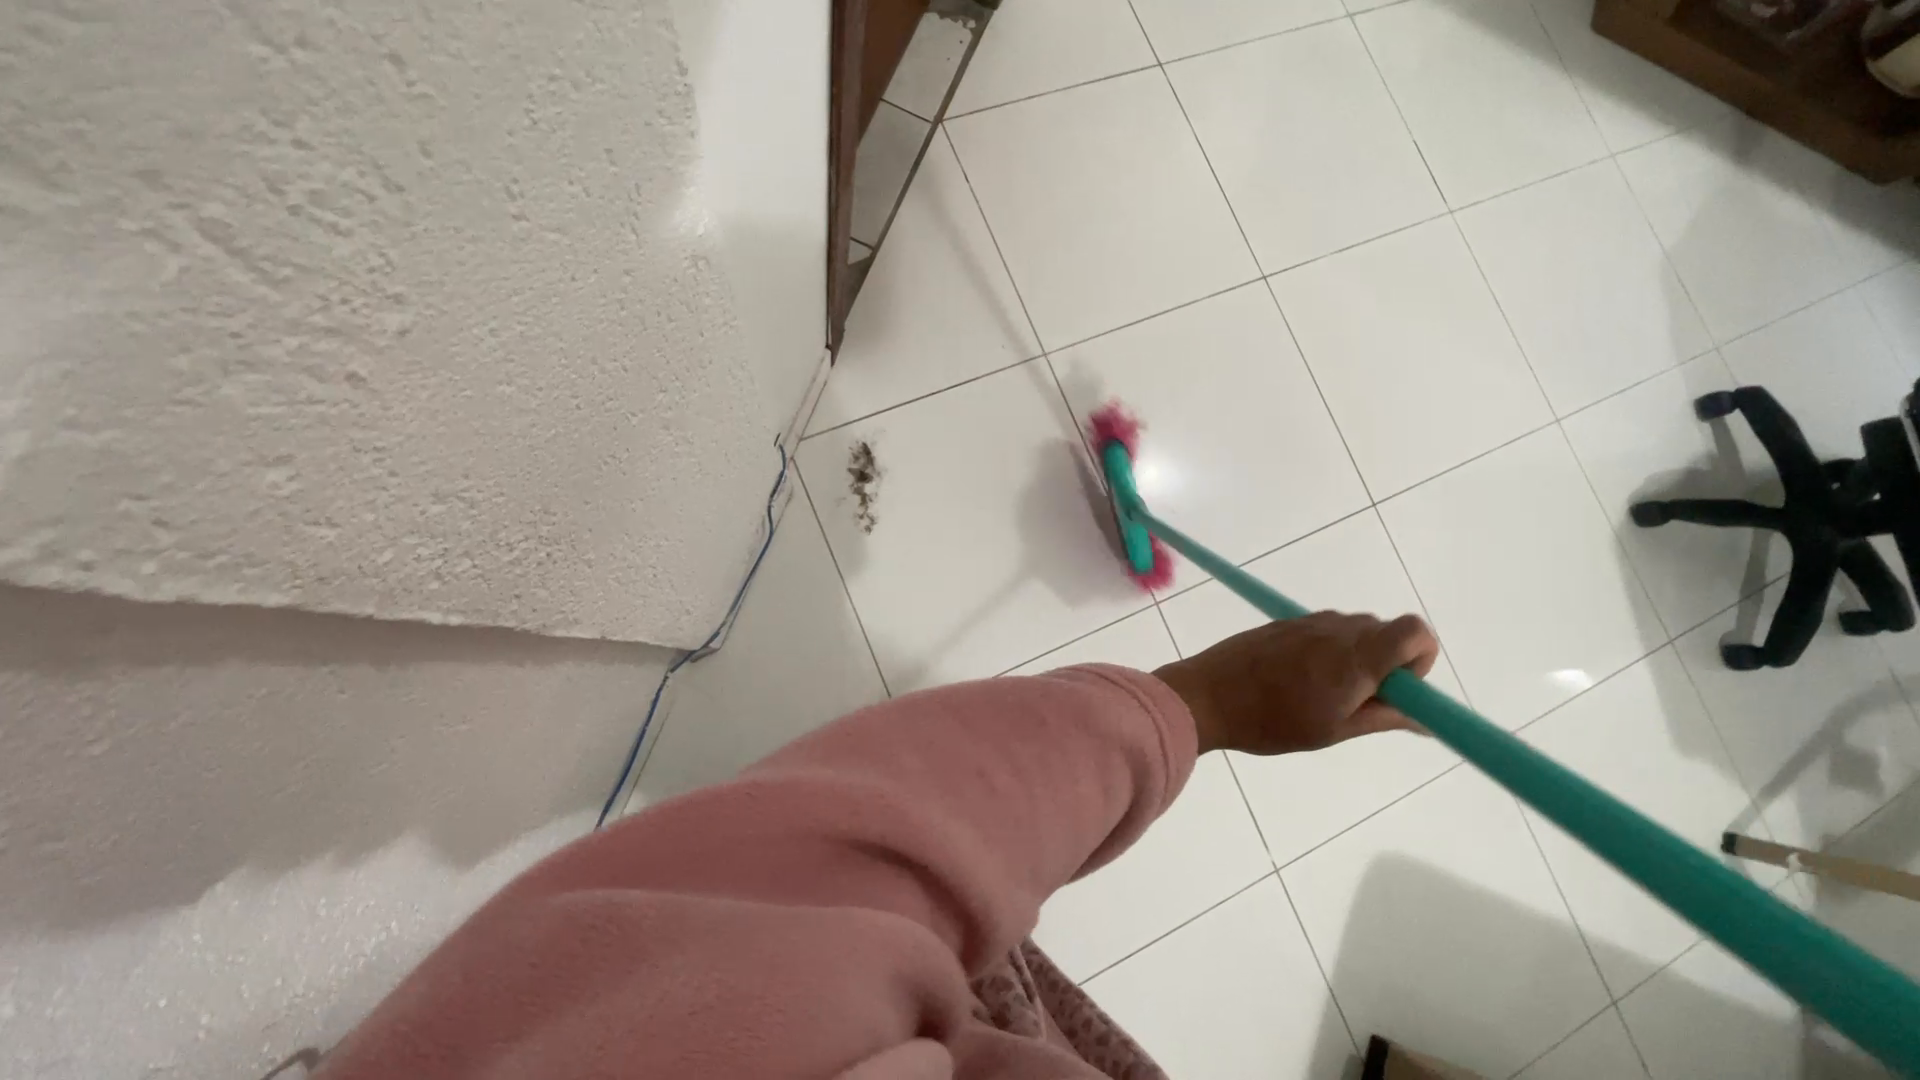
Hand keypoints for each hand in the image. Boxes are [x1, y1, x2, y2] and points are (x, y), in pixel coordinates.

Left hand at [1153, 612, 1439, 756]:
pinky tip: (1295, 680)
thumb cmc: (1271, 721)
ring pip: (1354, 631)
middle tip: (1355, 700)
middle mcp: (1339, 628)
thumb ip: (1385, 718)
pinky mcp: (1285, 622)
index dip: (1420, 658)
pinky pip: (1325, 631)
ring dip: (1354, 658)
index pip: (1417, 631)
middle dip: (1387, 664)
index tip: (1394, 689)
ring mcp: (1309, 621)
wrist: (1205, 696)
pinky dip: (1327, 651)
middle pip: (1387, 631)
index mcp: (1358, 654)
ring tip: (1319, 695)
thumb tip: (1427, 722)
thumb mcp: (1334, 730)